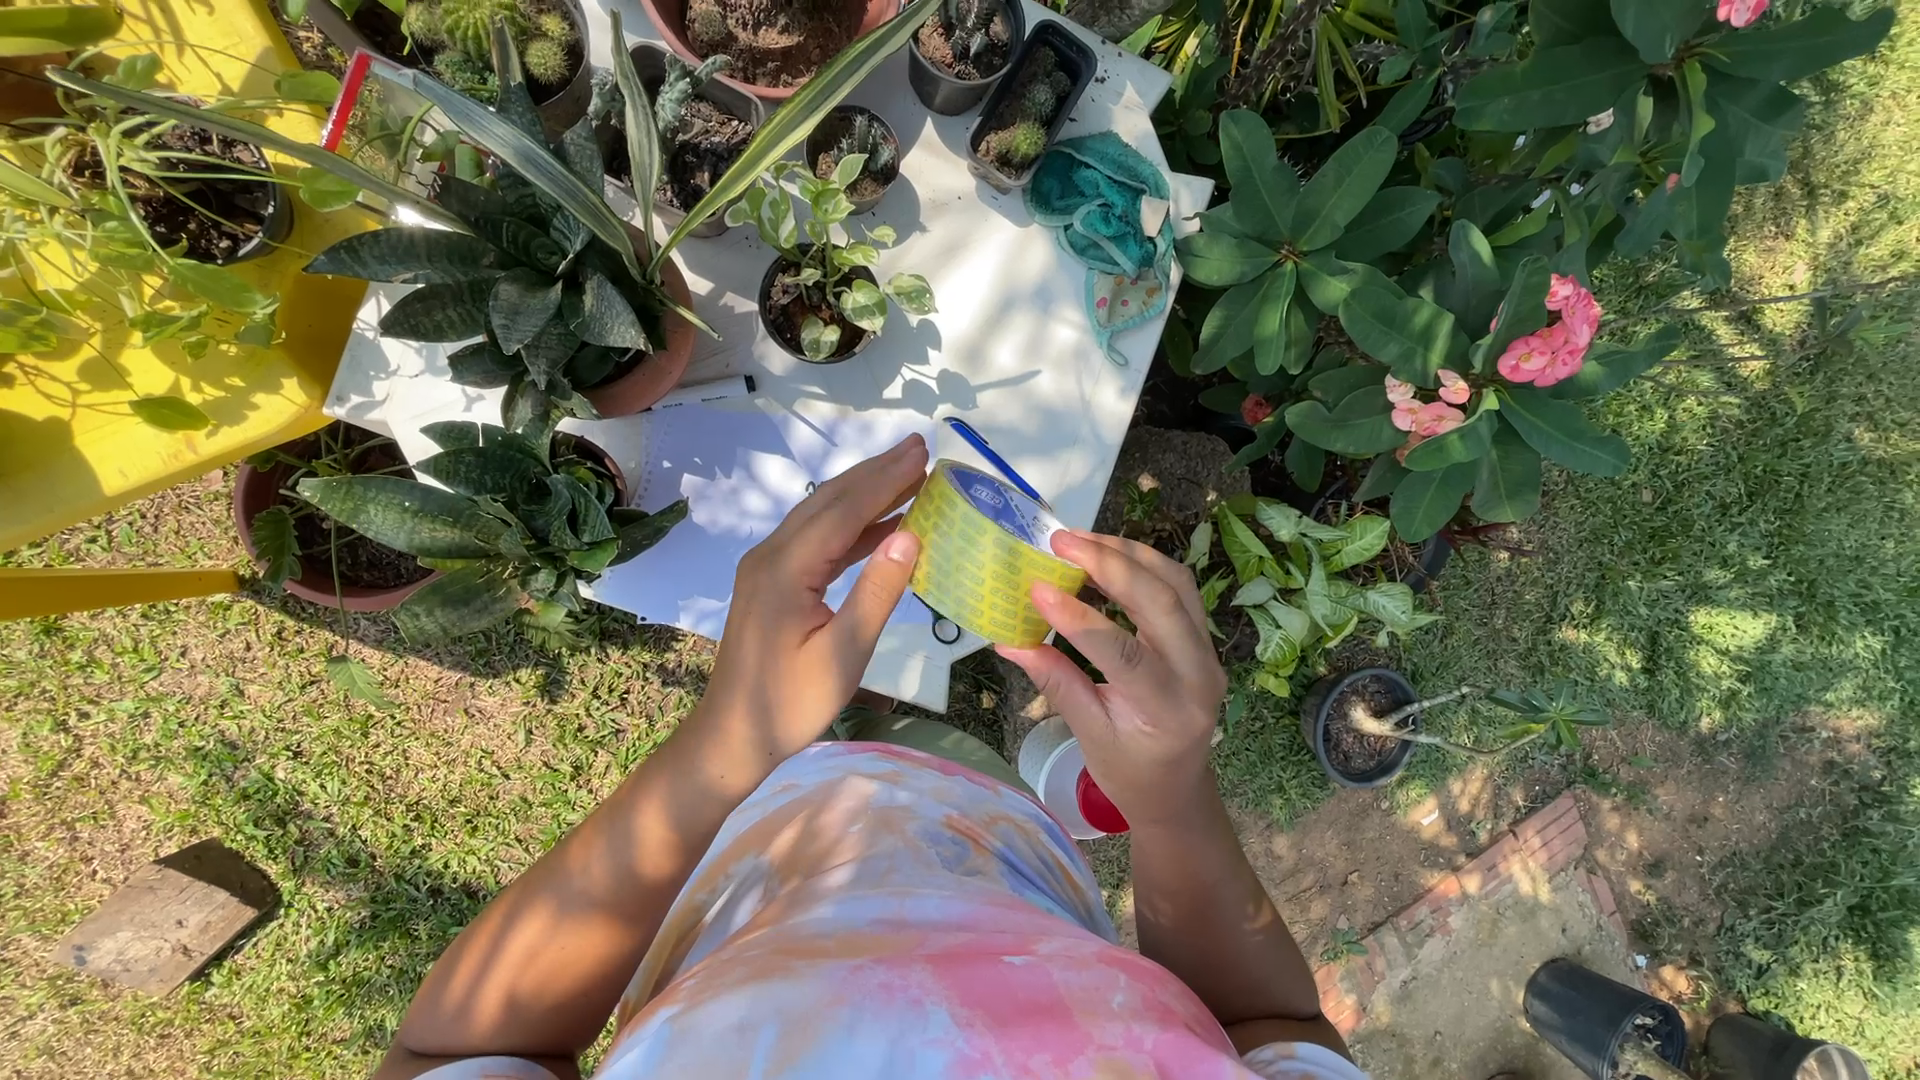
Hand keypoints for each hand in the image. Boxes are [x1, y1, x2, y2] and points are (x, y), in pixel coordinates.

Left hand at [695, 434, 927, 761]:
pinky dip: (853, 527)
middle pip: (830, 502)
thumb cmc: (791, 703)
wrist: (733, 735)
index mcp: (786, 569)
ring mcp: (768, 565)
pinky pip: (817, 540)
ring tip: (910, 476)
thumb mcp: (844, 653)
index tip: (922, 452)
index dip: (885, 479)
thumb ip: (878, 591)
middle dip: (876, 473)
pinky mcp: (772, 580)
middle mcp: (771, 555)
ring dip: (865, 494)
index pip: (844, 510)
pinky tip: (884, 527)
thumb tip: (912, 533)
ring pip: (822, 516)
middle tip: (920, 448)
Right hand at [997, 531, 1226, 828]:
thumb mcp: (1090, 737)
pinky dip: (1140, 563)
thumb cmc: (1131, 772)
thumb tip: (1009, 641)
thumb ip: (1057, 683)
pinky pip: (1178, 586)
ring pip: (1176, 581)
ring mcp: (1208, 651)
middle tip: (1061, 541)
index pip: (1125, 654)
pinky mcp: (1202, 636)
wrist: (1178, 789)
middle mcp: (1199, 673)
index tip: (1037, 588)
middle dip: (1110, 562)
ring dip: (1127, 552)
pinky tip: (1103, 556)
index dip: (1078, 618)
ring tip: (1078, 540)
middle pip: (1163, 600)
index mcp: (1170, 710)